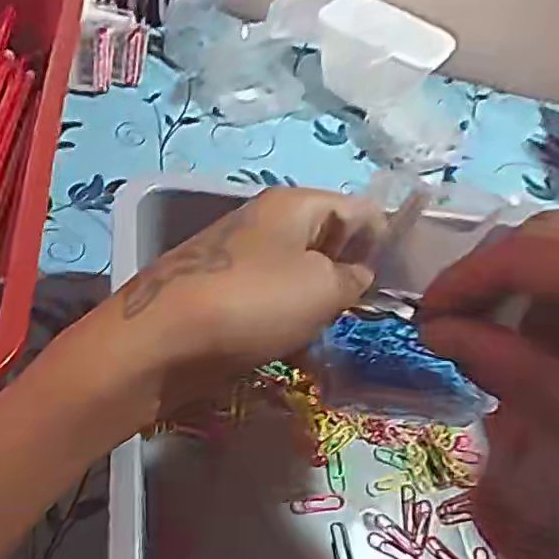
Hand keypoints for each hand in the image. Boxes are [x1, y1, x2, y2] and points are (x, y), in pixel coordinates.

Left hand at [61, 187, 381, 417]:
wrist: (160, 343)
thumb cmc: (251, 304)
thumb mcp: (322, 287)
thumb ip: (353, 277)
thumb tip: (357, 274)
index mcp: (292, 205)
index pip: (356, 209)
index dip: (383, 241)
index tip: (398, 282)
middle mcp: (263, 226)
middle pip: (324, 243)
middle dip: (348, 277)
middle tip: (363, 314)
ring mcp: (237, 263)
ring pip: (295, 280)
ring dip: (316, 307)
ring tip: (328, 337)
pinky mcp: (219, 300)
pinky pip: (266, 307)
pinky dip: (284, 326)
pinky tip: (293, 353)